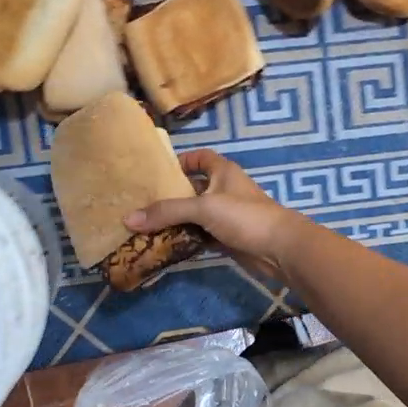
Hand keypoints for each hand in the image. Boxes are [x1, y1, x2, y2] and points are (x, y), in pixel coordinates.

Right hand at [123, 149, 308, 279]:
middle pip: (192, 189)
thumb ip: (167, 211)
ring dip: (175, 221)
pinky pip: (200, 236)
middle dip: (169, 196)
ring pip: (195, 215)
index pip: (200, 157)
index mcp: (223, 172)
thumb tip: (128, 219)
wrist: (279, 248)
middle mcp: (224, 190)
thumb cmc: (244, 216)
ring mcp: (226, 216)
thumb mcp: (203, 207)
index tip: (156, 172)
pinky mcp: (227, 238)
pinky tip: (164, 244)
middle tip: (139, 204)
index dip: (181, 160)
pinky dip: (186, 239)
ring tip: (143, 226)